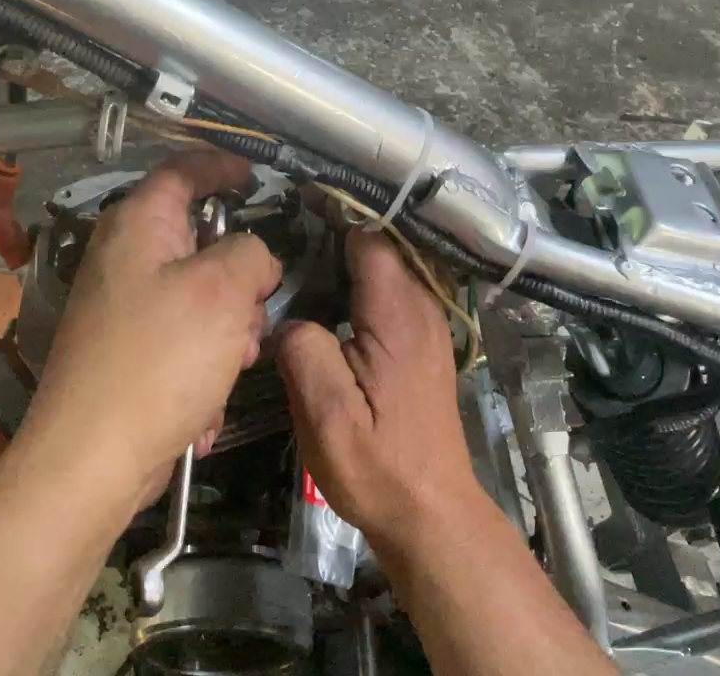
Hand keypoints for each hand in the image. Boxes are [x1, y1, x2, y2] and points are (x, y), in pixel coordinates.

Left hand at [22, 150, 282, 504]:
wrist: (91, 459)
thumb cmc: (160, 358)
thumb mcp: (223, 290)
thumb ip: (251, 254)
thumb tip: (254, 259)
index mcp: (138, 225)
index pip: (183, 171)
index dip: (222, 166)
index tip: (257, 177)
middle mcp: (124, 259)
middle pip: (201, 244)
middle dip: (239, 281)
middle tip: (255, 312)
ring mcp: (123, 309)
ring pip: (201, 300)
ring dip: (228, 333)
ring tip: (229, 368)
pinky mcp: (126, 354)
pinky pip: (184, 344)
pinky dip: (203, 369)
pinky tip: (202, 409)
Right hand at [276, 230, 486, 551]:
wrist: (430, 513)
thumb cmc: (378, 467)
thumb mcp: (325, 413)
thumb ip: (303, 348)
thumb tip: (288, 318)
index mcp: (398, 315)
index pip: (369, 238)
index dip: (332, 217)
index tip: (294, 205)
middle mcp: (422, 309)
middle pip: (383, 245)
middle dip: (339, 231)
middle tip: (289, 231)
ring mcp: (429, 327)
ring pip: (390, 267)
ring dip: (351, 257)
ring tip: (303, 257)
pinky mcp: (425, 345)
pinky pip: (395, 292)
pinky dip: (365, 282)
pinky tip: (331, 297)